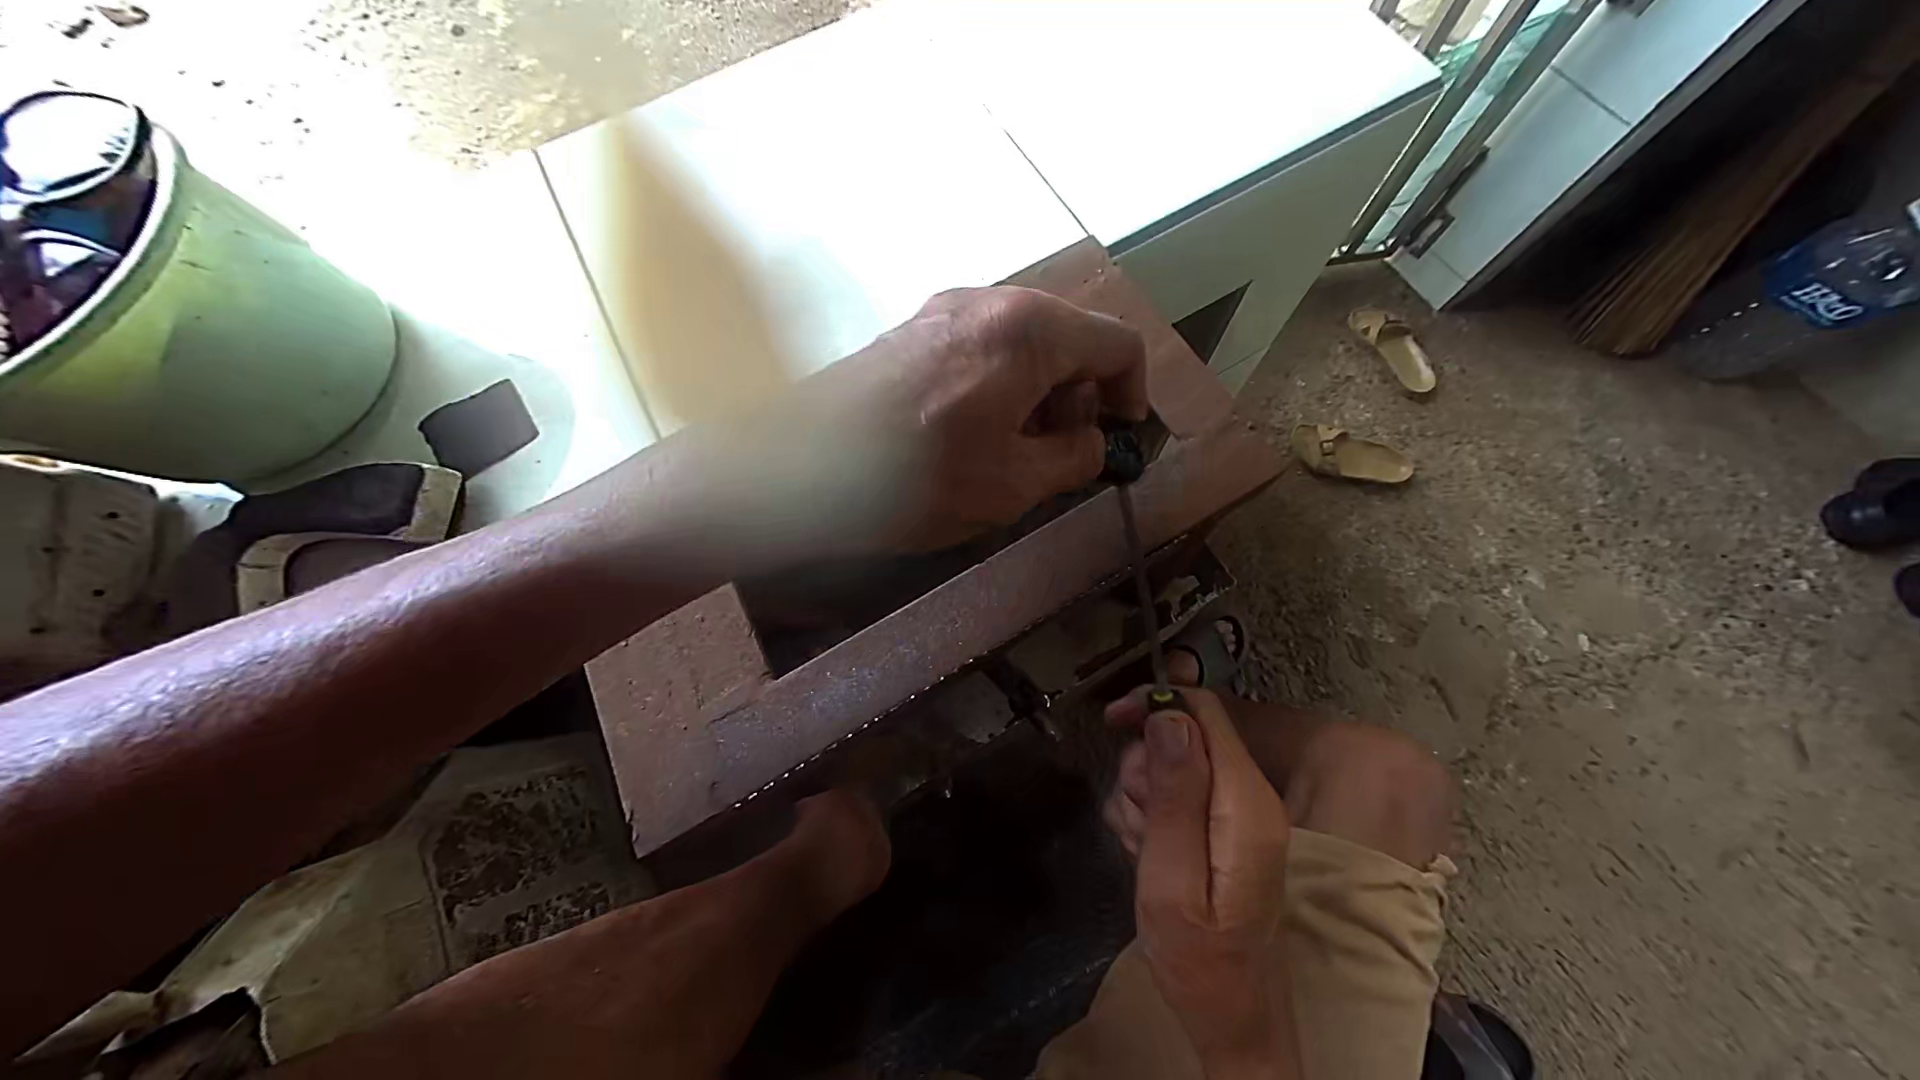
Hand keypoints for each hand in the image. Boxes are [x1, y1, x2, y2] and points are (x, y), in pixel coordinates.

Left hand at [542, 286, 1145, 578]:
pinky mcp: (912, 331)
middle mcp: (990, 302)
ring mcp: (945, 311)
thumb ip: (1075, 458)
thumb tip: (1093, 443)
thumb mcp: (1015, 484)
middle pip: (1070, 338)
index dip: (1132, 393)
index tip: (1118, 436)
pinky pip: (981, 351)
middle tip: (1057, 455)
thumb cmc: (916, 478)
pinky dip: (998, 388)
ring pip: (1024, 345)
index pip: (1117, 343)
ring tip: (1010, 454)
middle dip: (1079, 397)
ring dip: (1037, 395)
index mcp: (1030, 329)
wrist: (798, 467)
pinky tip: (968, 436)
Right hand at [1105, 688, 1300, 1079]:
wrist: (1227, 1011)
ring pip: (1172, 761)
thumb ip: (1174, 794)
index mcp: (1246, 804)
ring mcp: (1238, 810)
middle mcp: (1251, 797)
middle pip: (1184, 734)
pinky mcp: (1223, 824)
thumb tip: (1170, 717)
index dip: (1155, 704)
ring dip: (1143, 793)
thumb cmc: (1197, 959)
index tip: (1114, 720)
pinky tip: (1147, 848)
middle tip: (1136, 817)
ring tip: (1141, 844)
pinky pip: (1175, 790)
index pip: (1204, 713)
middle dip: (1145, 764)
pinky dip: (1150, 812)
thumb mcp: (1169, 879)